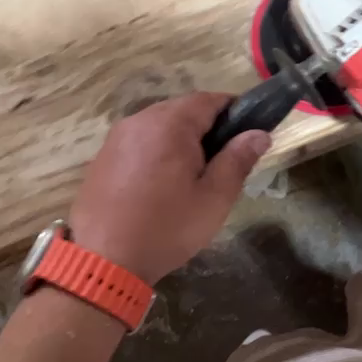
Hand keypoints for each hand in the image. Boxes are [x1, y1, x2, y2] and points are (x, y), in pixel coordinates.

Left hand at [68, 93, 269, 284]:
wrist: (102, 262)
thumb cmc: (166, 228)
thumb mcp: (214, 198)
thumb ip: (238, 160)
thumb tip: (260, 133)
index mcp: (170, 124)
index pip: (209, 99)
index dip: (234, 111)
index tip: (248, 134)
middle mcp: (140, 120)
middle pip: (182, 110)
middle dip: (206, 128)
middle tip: (222, 162)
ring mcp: (116, 138)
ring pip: (159, 126)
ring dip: (180, 141)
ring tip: (192, 177)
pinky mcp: (102, 157)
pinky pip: (139, 143)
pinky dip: (156, 153)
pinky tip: (160, 185)